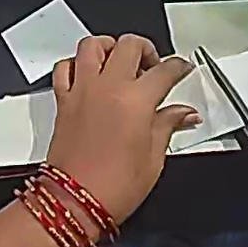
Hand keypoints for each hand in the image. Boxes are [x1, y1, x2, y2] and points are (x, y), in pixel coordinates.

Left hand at [46, 35, 198, 223]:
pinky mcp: (63, 100)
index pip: (165, 70)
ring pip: (92, 45)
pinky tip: (87, 75)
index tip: (182, 68)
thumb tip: (185, 114)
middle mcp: (107, 87)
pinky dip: (76, 64)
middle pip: (128, 45)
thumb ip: (168, 125)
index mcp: (136, 100)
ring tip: (120, 61)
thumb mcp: (154, 158)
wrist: (74, 201)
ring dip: (109, 47)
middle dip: (146, 49)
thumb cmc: (115, 186)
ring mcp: (82, 90)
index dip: (179, 66)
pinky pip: (64, 67)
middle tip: (153, 67)